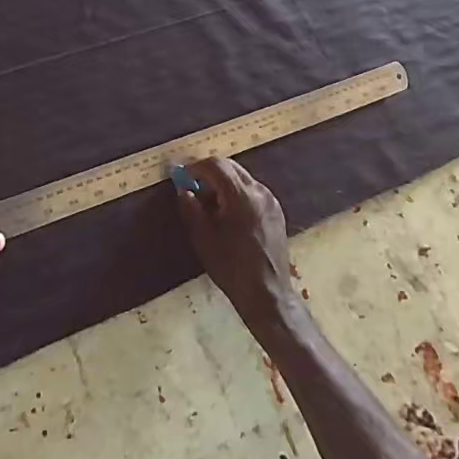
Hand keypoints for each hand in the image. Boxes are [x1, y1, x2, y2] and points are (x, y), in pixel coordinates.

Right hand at [176, 158, 302, 331]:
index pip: (216, 165)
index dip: (196, 167)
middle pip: (231, 167)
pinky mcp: (276, 211)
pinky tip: (229, 215)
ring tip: (210, 205)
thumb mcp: (203, 238)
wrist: (267, 293)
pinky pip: (252, 191)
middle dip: (210, 173)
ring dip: (223, 183)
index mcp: (241, 196)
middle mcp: (259, 192)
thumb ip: (191, 208)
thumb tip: (183, 189)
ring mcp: (271, 201)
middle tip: (194, 188)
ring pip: (242, 178)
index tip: (182, 176)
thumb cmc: (231, 267)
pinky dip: (237, 193)